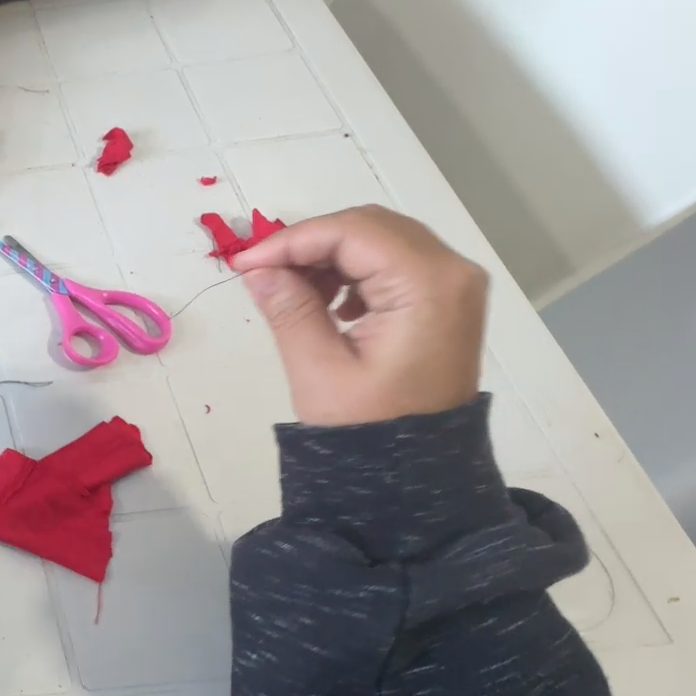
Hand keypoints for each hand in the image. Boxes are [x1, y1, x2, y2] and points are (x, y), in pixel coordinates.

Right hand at [230, 204, 487, 426]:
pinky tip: (326, 301)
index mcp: (427, 286)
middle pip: (371, 228)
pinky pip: (394, 262)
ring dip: (328, 255)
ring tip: (287, 289)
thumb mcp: (317, 369)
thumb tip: (259, 270)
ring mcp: (452, 283)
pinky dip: (352, 269)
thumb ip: (290, 310)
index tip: (244, 264)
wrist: (412, 467)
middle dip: (309, 242)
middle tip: (259, 272)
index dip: (293, 240)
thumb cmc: (365, 424)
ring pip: (381, 240)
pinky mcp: (443, 298)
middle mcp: (451, 271)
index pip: (353, 233)